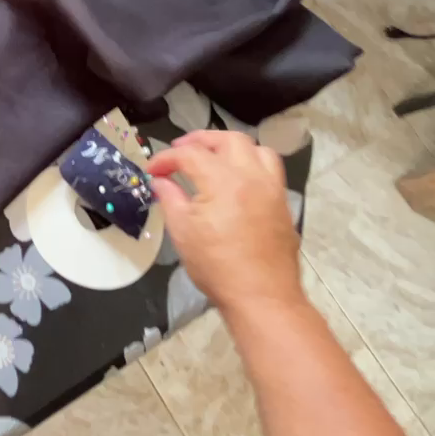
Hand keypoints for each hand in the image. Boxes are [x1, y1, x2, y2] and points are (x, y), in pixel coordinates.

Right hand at [143, 130, 302, 314]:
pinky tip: (234, 179)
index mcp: (224, 182)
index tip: (152, 171)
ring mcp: (272, 189)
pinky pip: (269, 168)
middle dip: (200, 140)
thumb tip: (160, 181)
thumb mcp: (182, 230)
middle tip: (180, 151)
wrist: (261, 295)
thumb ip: (170, 198)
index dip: (166, 159)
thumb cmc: (216, 265)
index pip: (190, 155)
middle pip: (228, 140)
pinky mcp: (282, 203)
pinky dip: (249, 162)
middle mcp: (252, 177)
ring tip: (212, 158)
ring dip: (230, 147)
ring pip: (256, 149)